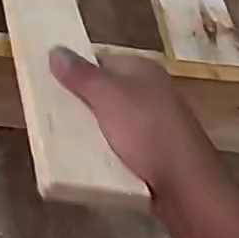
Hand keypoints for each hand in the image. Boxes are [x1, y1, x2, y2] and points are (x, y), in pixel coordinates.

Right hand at [50, 46, 221, 195]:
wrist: (187, 187)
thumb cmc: (146, 131)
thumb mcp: (106, 96)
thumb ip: (80, 74)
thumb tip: (55, 50)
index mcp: (142, 69)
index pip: (101, 59)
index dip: (76, 69)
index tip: (51, 83)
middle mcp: (151, 91)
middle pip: (106, 89)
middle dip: (82, 102)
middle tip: (55, 113)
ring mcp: (156, 122)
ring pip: (113, 119)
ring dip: (94, 129)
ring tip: (69, 138)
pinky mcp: (156, 151)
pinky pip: (123, 144)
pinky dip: (108, 149)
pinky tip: (94, 159)